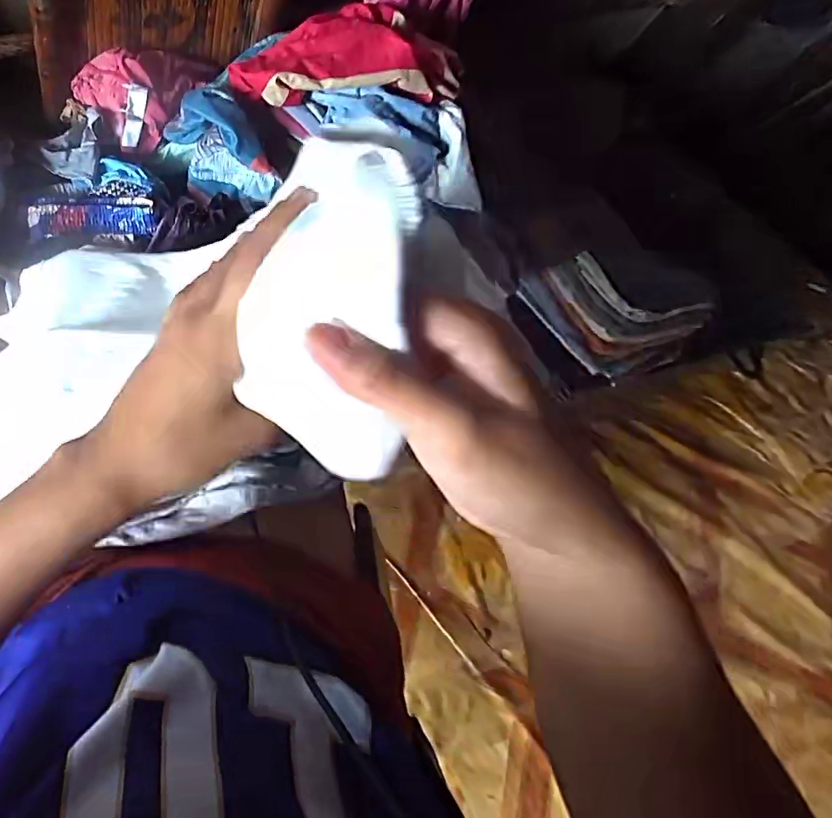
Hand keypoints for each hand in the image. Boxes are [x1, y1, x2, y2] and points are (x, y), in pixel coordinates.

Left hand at [69, 190, 316, 517]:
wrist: (117, 458)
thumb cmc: (181, 447)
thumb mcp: (246, 433)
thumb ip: (288, 402)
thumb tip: (323, 378)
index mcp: (216, 327)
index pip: (253, 261)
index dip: (282, 225)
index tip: (313, 196)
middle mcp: (194, 310)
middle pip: (236, 256)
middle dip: (272, 228)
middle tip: (315, 212)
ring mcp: (177, 318)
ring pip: (220, 268)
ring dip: (252, 248)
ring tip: (293, 241)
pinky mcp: (170, 330)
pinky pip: (209, 286)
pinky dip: (235, 272)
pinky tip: (255, 284)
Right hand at [304, 298, 639, 562]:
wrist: (560, 540)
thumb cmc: (516, 478)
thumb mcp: (447, 426)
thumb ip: (383, 380)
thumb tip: (313, 332)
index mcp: (465, 326)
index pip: (388, 289)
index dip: (338, 292)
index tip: (282, 301)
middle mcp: (452, 336)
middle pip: (380, 316)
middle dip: (332, 323)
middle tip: (271, 327)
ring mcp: (440, 367)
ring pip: (378, 347)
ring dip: (339, 354)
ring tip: (281, 350)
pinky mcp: (429, 396)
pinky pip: (383, 375)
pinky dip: (354, 380)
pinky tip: (316, 385)